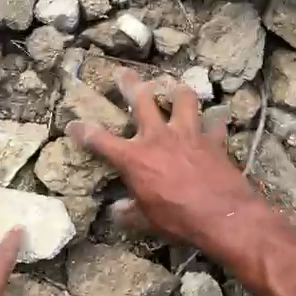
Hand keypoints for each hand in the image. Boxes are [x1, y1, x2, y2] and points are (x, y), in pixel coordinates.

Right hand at [67, 70, 273, 255]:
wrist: (223, 216)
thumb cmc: (178, 220)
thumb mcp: (146, 221)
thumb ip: (129, 214)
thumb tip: (116, 212)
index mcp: (134, 158)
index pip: (99, 140)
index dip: (83, 131)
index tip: (73, 125)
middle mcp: (158, 138)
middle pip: (140, 100)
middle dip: (130, 84)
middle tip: (123, 74)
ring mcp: (188, 134)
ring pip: (183, 99)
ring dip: (179, 91)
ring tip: (176, 87)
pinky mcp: (213, 140)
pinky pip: (215, 124)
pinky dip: (215, 123)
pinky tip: (216, 122)